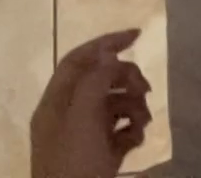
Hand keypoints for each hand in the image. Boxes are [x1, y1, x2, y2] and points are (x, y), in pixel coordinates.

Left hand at [30, 29, 151, 177]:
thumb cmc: (74, 167)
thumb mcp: (83, 118)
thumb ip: (96, 80)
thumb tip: (109, 54)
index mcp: (55, 103)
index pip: (79, 59)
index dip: (106, 42)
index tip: (137, 36)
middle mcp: (66, 117)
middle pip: (99, 80)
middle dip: (126, 79)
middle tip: (146, 89)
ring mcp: (82, 140)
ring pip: (112, 106)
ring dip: (133, 106)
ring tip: (144, 121)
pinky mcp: (97, 160)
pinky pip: (118, 132)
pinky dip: (131, 130)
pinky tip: (138, 139)